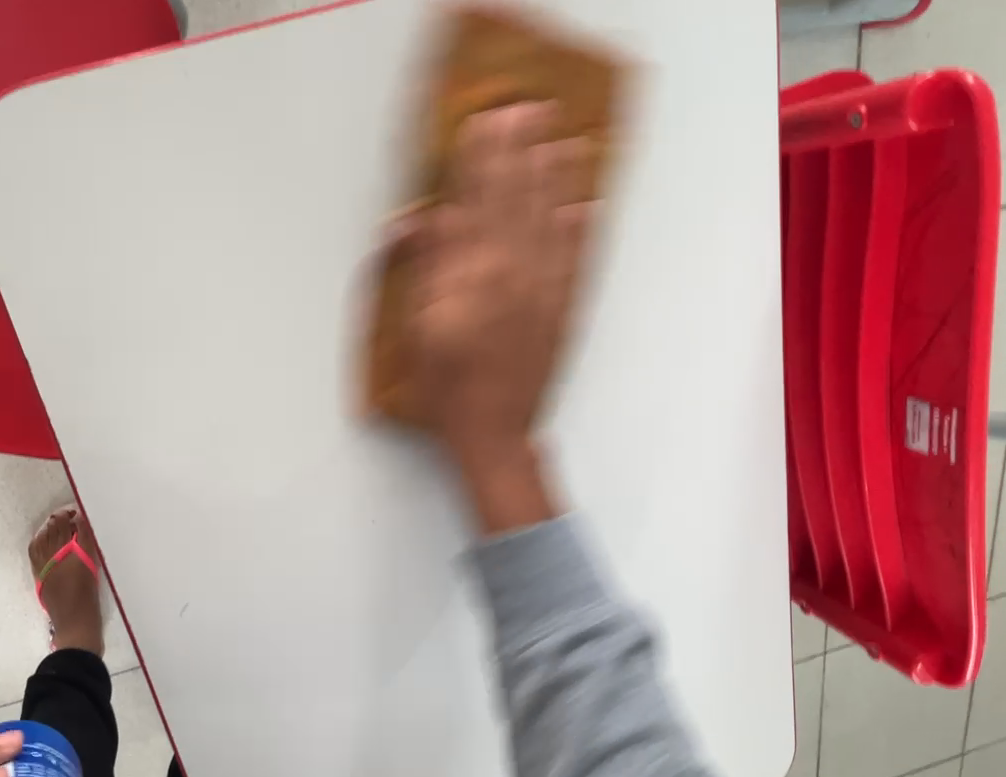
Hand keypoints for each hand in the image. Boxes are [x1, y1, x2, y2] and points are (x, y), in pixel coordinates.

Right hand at [401, 102, 593, 530]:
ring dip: (557, 179)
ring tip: (563, 141)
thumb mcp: (417, 333)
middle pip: (515, 203)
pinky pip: (575, 261)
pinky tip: (587, 204)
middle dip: (519, 155)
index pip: (475, 205)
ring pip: (551, 222)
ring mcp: (543, 292)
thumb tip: (419, 220)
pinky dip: (581, 230)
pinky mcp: (561, 312)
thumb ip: (424, 271)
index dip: (479, 162)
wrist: (494, 435)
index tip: (483, 121)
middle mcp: (513, 274)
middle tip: (527, 112)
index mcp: (472, 277)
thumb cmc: (444, 390)